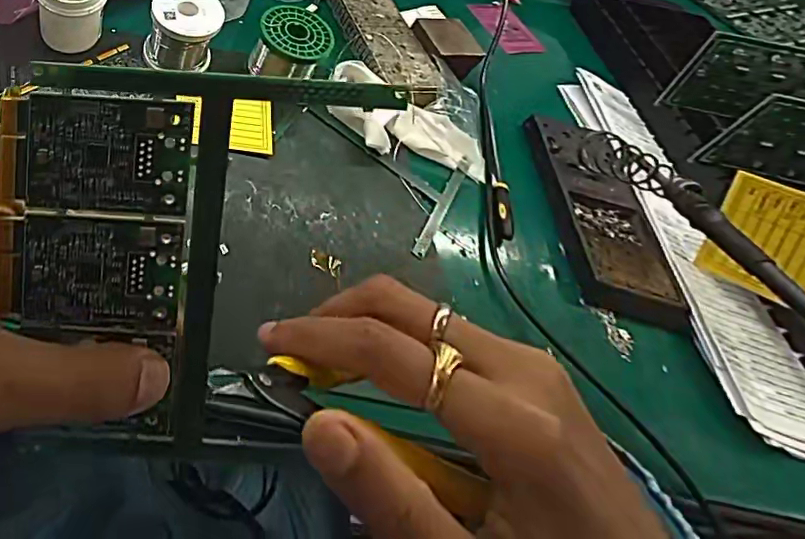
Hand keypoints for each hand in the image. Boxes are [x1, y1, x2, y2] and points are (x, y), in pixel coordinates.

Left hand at [0, 162, 170, 488]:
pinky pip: (55, 289)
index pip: (85, 178)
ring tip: (176, 309)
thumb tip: (162, 371)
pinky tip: (123, 337)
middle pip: (86, 220)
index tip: (190, 230)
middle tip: (197, 281)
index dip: (140, 200)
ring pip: (74, 256)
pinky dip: (85, 312)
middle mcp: (4, 209)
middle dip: (137, 251)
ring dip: (115, 285)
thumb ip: (75, 379)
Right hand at [259, 276, 668, 538]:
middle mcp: (524, 368)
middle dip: (337, 313)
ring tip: (325, 360)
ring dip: (365, 324)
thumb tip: (317, 427)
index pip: (392, 349)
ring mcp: (532, 363)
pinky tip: (379, 372)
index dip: (320, 339)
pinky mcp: (533, 370)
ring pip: (425, 312)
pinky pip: (449, 333)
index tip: (271, 342)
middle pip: (407, 305)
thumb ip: (393, 499)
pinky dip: (398, 340)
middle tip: (293, 345)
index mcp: (515, 421)